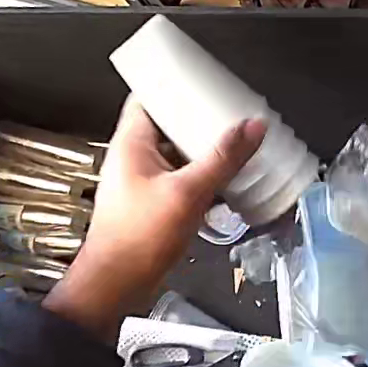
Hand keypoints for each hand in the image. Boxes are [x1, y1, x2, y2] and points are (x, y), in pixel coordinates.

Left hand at [44, 98, 265, 336]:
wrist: (117, 285)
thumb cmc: (136, 239)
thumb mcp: (188, 192)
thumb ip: (223, 159)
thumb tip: (251, 128)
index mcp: (131, 143)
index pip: (148, 96)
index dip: (173, 84)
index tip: (201, 81)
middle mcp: (133, 158)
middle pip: (168, 125)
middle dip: (199, 120)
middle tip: (227, 114)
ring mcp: (142, 181)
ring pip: (176, 154)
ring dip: (202, 151)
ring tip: (232, 146)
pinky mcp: (152, 203)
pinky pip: (180, 179)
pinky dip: (200, 177)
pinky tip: (223, 185)